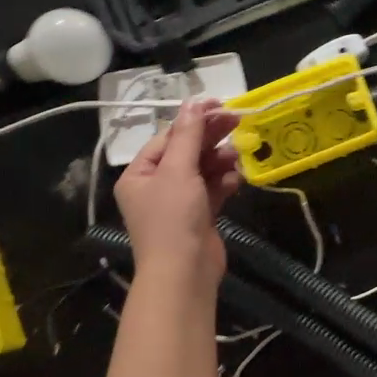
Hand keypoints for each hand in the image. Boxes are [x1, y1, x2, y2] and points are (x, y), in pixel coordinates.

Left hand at [114, 99, 240, 284]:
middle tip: (237, 122)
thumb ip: (187, 136)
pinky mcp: (199, 218)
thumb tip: (194, 103)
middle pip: (185, 153)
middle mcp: (155, 187)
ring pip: (202, 172)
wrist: (184, 272)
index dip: (193, 121)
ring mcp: (178, 204)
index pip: (167, 138)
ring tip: (237, 155)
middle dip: (210, 139)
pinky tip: (236, 179)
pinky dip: (224, 183)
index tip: (220, 107)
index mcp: (139, 174)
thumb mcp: (178, 171)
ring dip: (220, 162)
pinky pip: (212, 191)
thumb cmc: (173, 218)